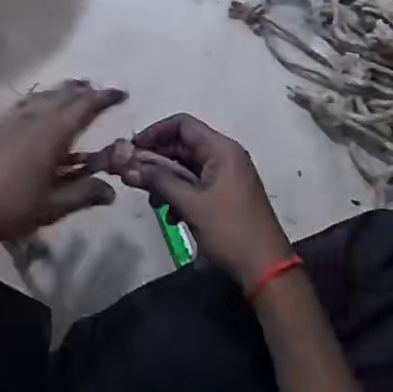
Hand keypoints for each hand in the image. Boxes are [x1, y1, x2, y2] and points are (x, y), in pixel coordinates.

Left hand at [0, 81, 124, 249]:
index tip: (121, 93)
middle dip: (82, 91)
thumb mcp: (51, 207)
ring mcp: (11, 122)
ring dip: (60, 92)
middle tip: (98, 89)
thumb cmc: (8, 207)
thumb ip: (83, 194)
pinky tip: (36, 109)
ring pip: (41, 98)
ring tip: (72, 90)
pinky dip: (40, 101)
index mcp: (51, 135)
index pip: (84, 108)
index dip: (104, 99)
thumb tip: (112, 190)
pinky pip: (25, 106)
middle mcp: (33, 120)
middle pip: (62, 96)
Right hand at [127, 114, 293, 284]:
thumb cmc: (229, 229)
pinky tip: (170, 215)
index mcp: (221, 149)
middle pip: (182, 145)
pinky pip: (195, 183)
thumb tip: (127, 167)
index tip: (133, 149)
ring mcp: (225, 175)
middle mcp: (224, 156)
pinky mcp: (224, 194)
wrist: (265, 267)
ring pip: (186, 166)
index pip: (182, 124)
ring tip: (152, 201)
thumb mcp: (190, 203)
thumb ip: (158, 181)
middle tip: (132, 176)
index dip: (155, 132)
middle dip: (156, 160)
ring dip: (165, 180)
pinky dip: (179, 193)